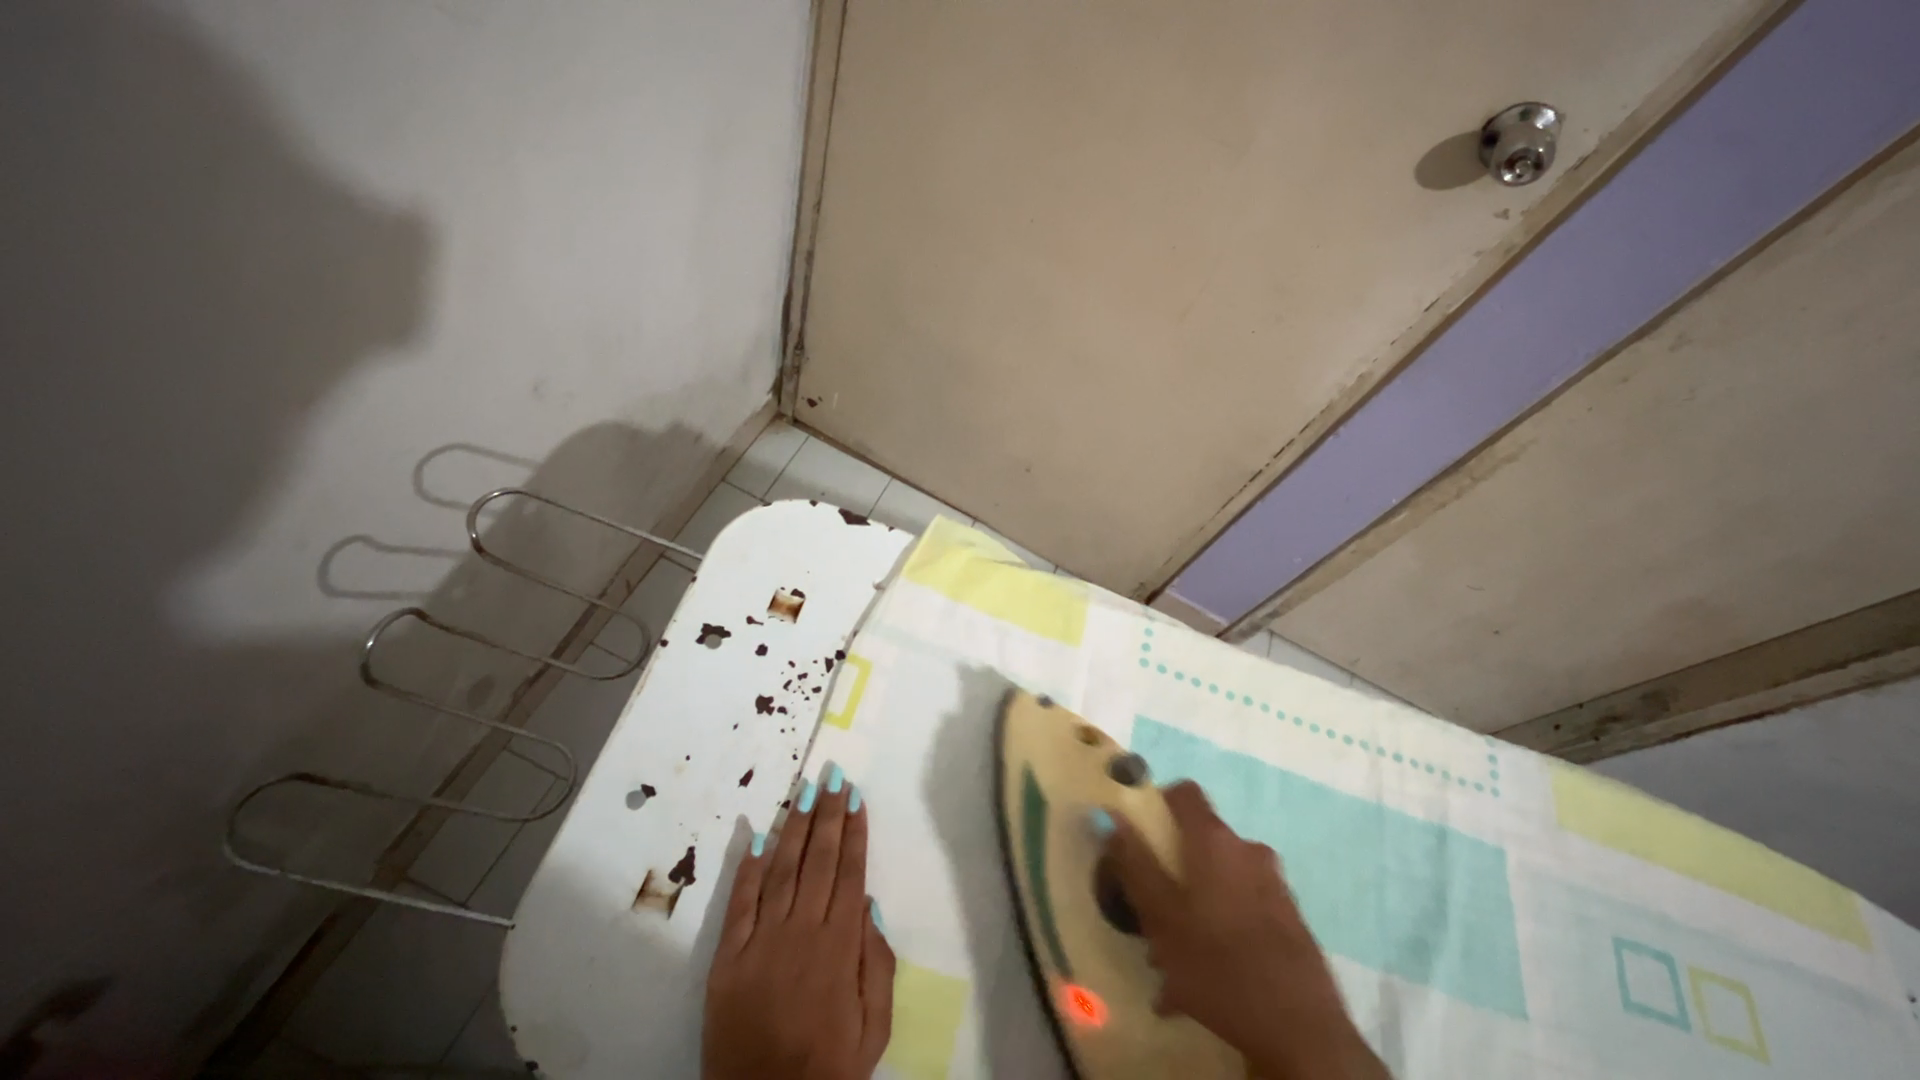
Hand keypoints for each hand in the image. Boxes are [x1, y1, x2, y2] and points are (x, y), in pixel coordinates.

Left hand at [703, 767, 894, 1079]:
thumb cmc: (827, 1067)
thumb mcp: (874, 1027)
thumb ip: (877, 965)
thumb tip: (869, 904)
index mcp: (840, 948)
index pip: (849, 875)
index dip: (853, 833)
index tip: (856, 798)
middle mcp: (801, 932)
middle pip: (817, 861)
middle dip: (827, 815)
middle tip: (833, 776)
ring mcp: (761, 941)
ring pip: (780, 870)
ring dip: (793, 828)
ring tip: (804, 791)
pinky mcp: (727, 957)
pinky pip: (740, 903)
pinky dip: (750, 868)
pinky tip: (759, 838)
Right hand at [1103, 781, 1387, 1079]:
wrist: (1300, 1029)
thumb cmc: (1217, 965)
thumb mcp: (1160, 917)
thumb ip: (1134, 863)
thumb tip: (1112, 816)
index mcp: (1215, 841)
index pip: (1184, 793)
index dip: (1157, 805)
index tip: (1138, 839)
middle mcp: (1249, 850)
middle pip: (1200, 843)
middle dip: (1170, 873)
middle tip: (1150, 915)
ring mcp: (1275, 884)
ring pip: (1220, 882)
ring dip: (1192, 909)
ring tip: (1172, 960)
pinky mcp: (1289, 919)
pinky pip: (1242, 910)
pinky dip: (1218, 931)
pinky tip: (1203, 978)